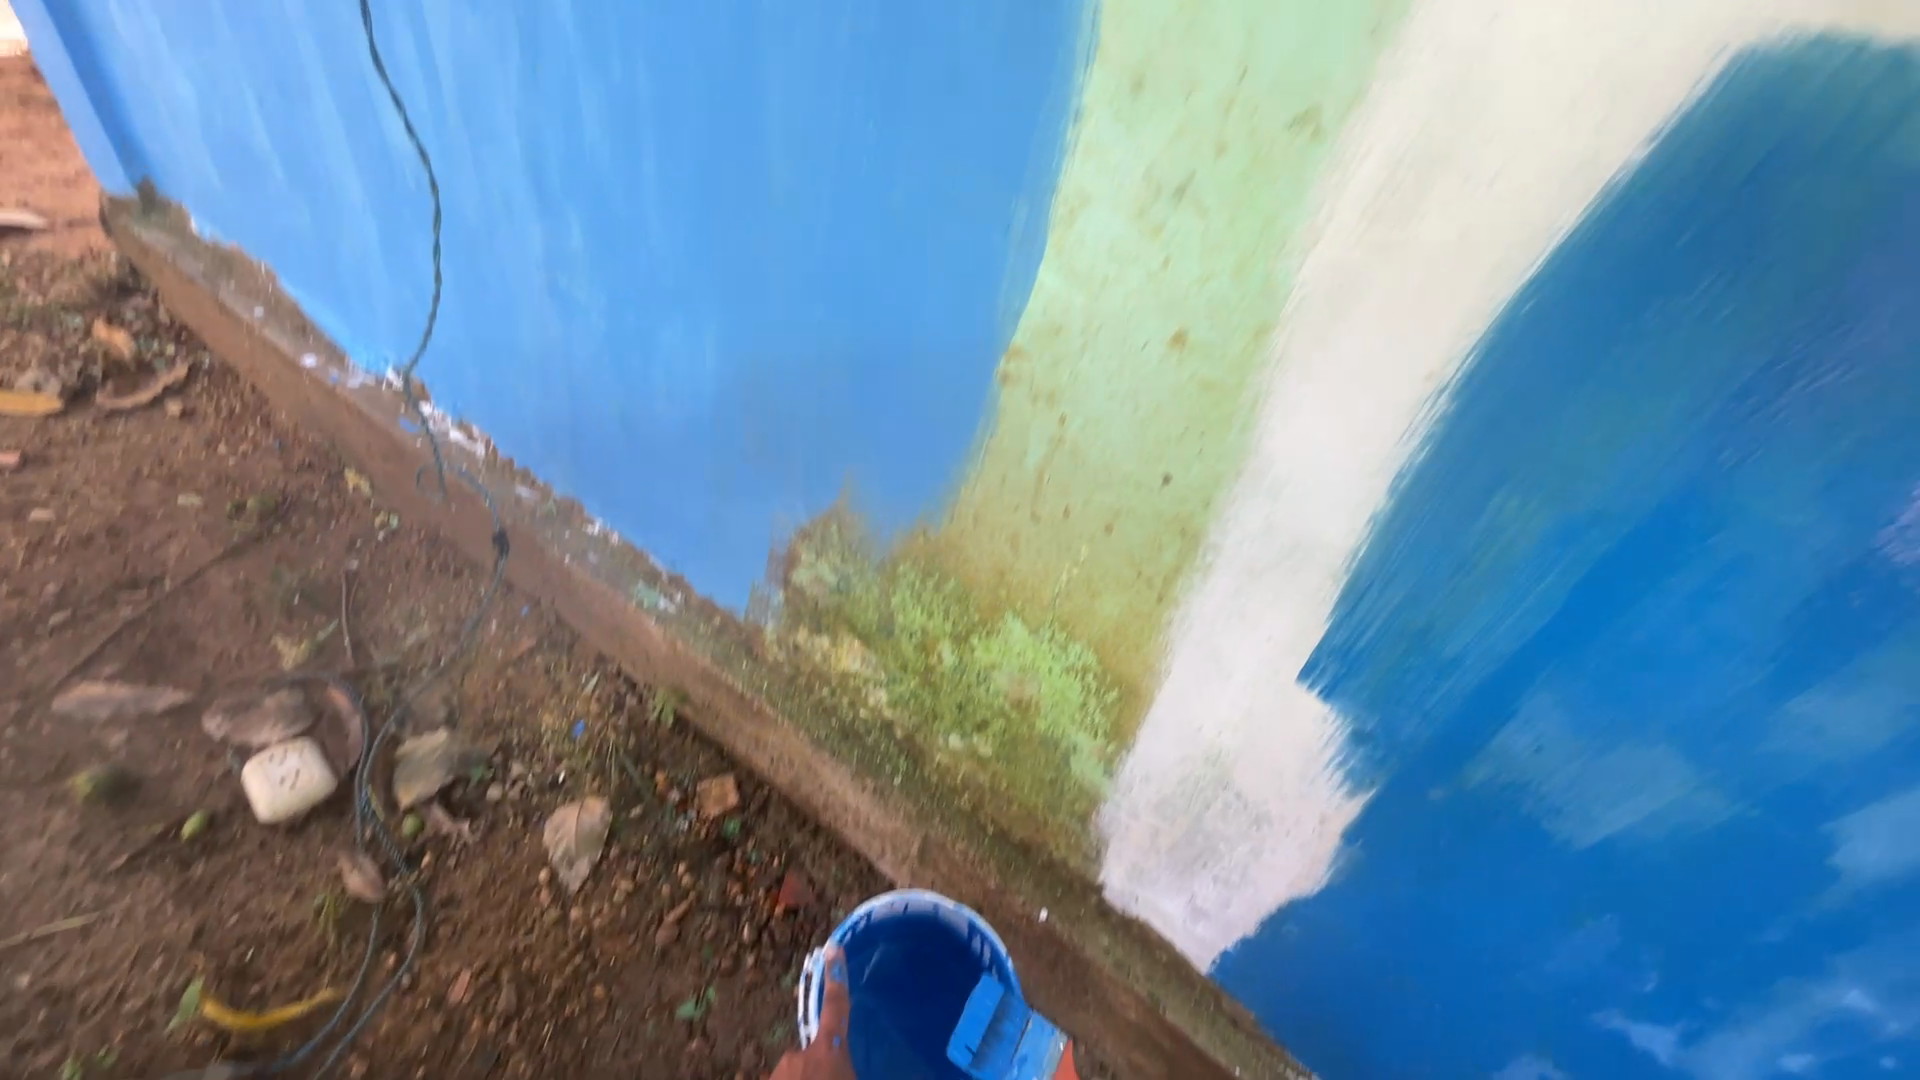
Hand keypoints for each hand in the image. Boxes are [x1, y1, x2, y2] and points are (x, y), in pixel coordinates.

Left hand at [769, 946, 856, 1079]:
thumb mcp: (852, 1079)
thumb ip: (850, 1065)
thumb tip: (851, 1061)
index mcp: (829, 1051)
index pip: (836, 1006)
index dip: (836, 976)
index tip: (833, 948)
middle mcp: (800, 1054)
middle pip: (811, 1050)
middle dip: (817, 1064)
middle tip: (826, 1078)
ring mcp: (779, 1070)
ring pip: (794, 1070)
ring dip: (803, 1078)